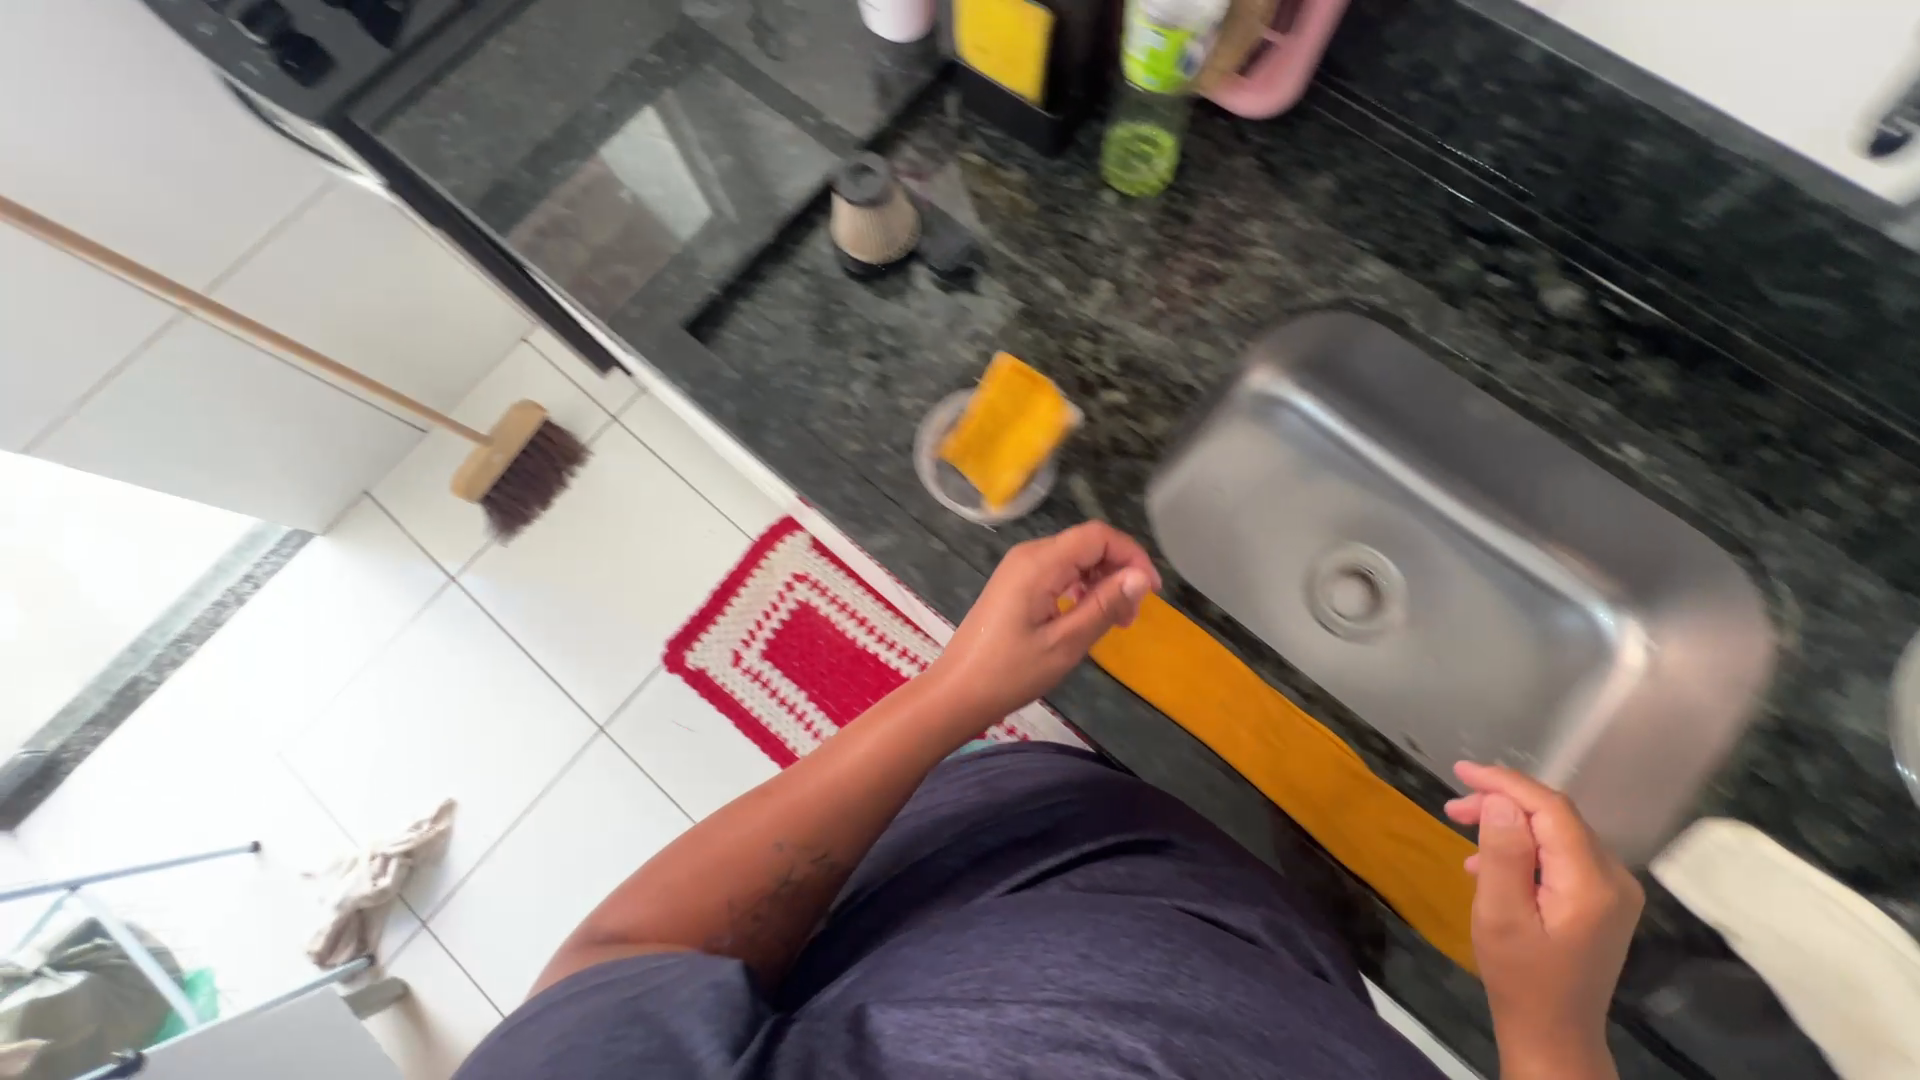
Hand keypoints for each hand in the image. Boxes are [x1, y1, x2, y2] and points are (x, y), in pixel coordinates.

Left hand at [923, 522, 1159, 725]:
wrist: (958, 691)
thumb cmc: (1010, 671)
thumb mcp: (1065, 643)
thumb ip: (1104, 605)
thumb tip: (1140, 577)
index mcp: (1039, 563)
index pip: (1098, 536)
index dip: (1131, 555)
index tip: (1151, 592)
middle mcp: (1029, 555)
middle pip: (1087, 544)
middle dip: (1118, 571)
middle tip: (1131, 617)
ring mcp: (1019, 568)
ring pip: (1075, 558)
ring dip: (1102, 582)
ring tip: (1115, 622)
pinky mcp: (1015, 584)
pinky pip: (1058, 572)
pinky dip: (1081, 588)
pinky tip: (1086, 616)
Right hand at [1446, 762, 1642, 1079]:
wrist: (1554, 1031)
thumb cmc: (1520, 975)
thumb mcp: (1500, 914)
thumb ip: (1504, 854)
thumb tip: (1500, 802)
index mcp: (1591, 882)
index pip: (1551, 810)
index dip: (1506, 783)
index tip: (1460, 771)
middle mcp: (1614, 879)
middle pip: (1556, 817)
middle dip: (1503, 801)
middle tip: (1452, 808)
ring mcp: (1612, 892)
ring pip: (1557, 832)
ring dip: (1509, 821)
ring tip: (1462, 826)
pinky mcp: (1601, 901)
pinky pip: (1560, 853)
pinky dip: (1523, 845)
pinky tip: (1489, 862)